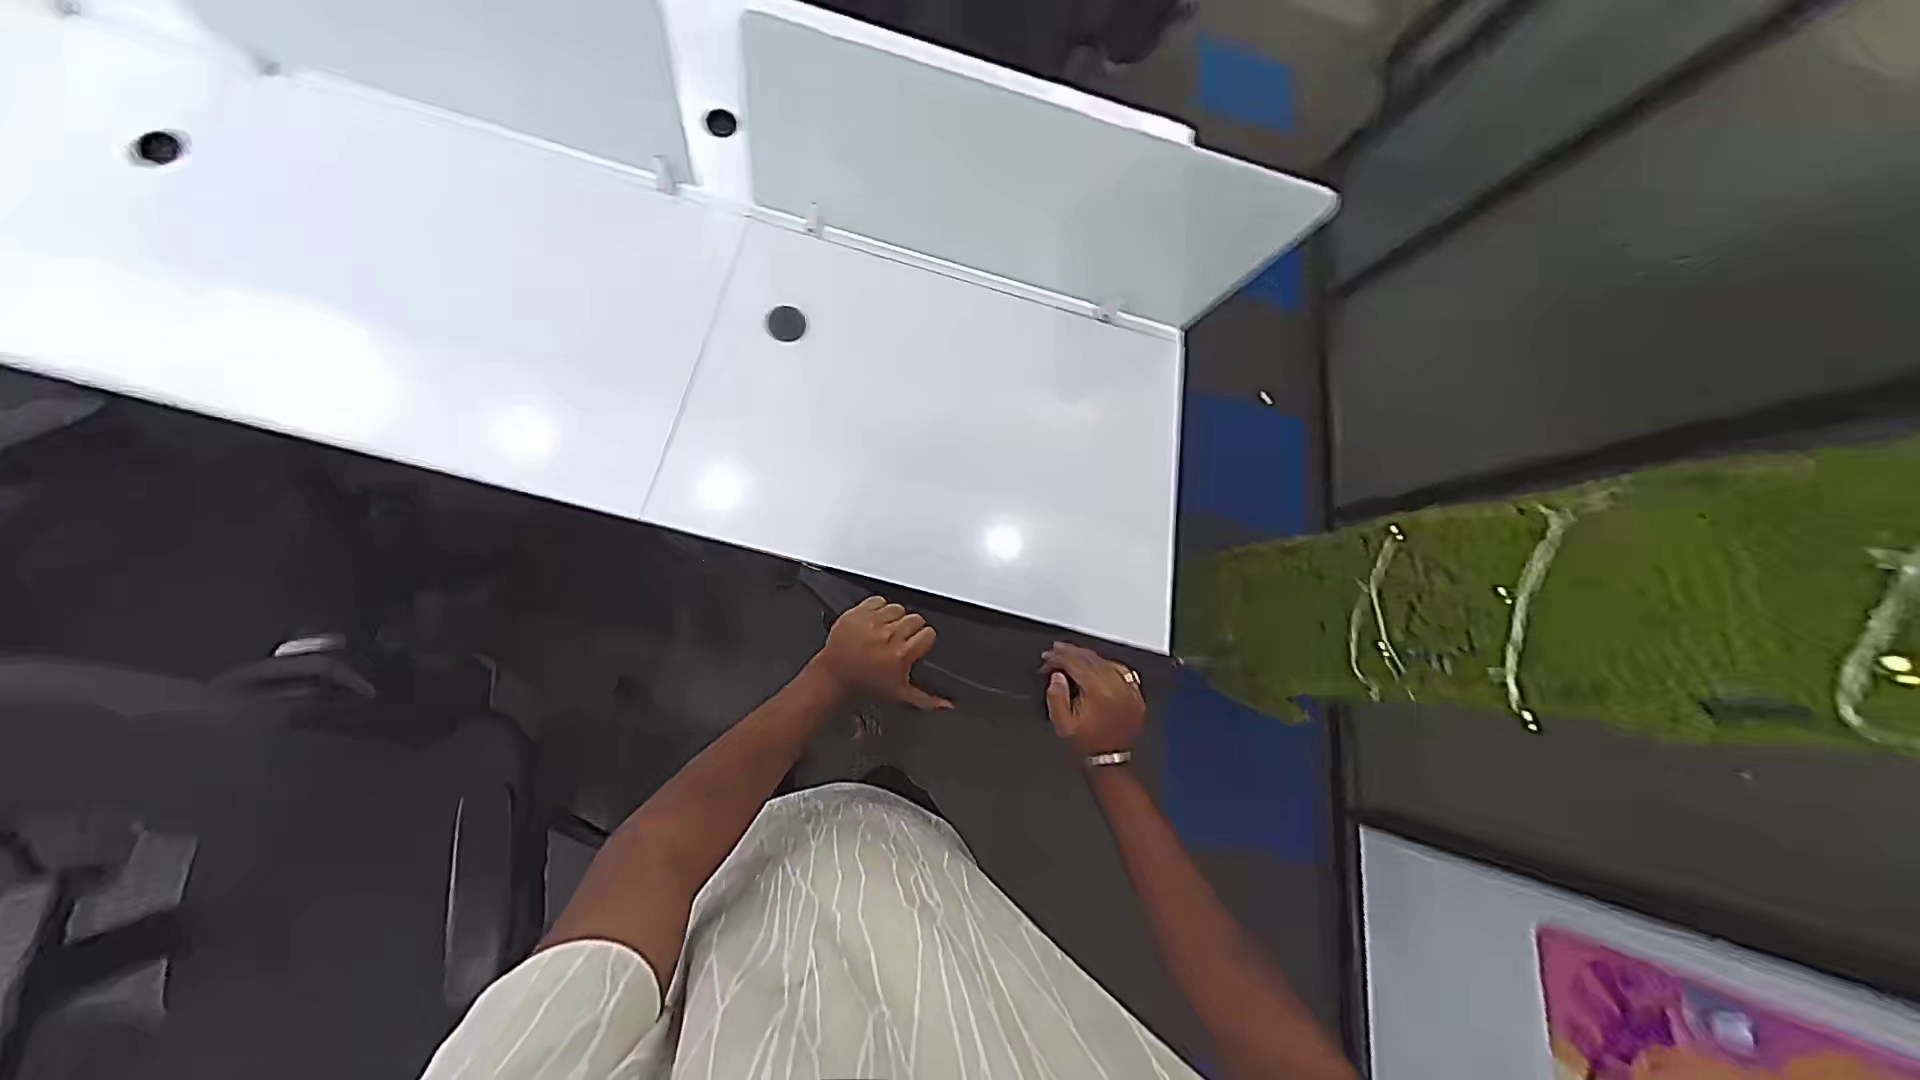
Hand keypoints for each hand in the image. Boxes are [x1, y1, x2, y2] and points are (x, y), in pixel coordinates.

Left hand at [811, 596, 952, 709]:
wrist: (834, 676)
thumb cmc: (864, 685)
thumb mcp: (899, 695)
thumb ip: (927, 699)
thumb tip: (948, 706)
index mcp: (901, 655)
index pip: (928, 633)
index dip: (923, 639)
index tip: (916, 644)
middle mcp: (888, 637)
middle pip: (915, 618)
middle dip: (910, 628)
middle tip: (899, 640)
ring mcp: (872, 623)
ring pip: (898, 608)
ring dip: (894, 618)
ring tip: (885, 631)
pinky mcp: (858, 613)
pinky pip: (878, 600)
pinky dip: (878, 608)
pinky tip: (874, 622)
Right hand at [1042, 642, 1143, 756]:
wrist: (1110, 759)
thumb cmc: (1087, 743)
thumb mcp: (1062, 724)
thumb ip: (1056, 697)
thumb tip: (1057, 675)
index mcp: (1099, 692)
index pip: (1076, 663)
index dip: (1058, 657)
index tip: (1047, 658)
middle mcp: (1117, 686)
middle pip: (1090, 658)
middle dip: (1069, 652)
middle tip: (1054, 651)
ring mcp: (1129, 688)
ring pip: (1104, 661)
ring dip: (1085, 656)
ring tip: (1069, 654)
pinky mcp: (1135, 693)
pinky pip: (1119, 669)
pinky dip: (1104, 663)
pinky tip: (1093, 663)